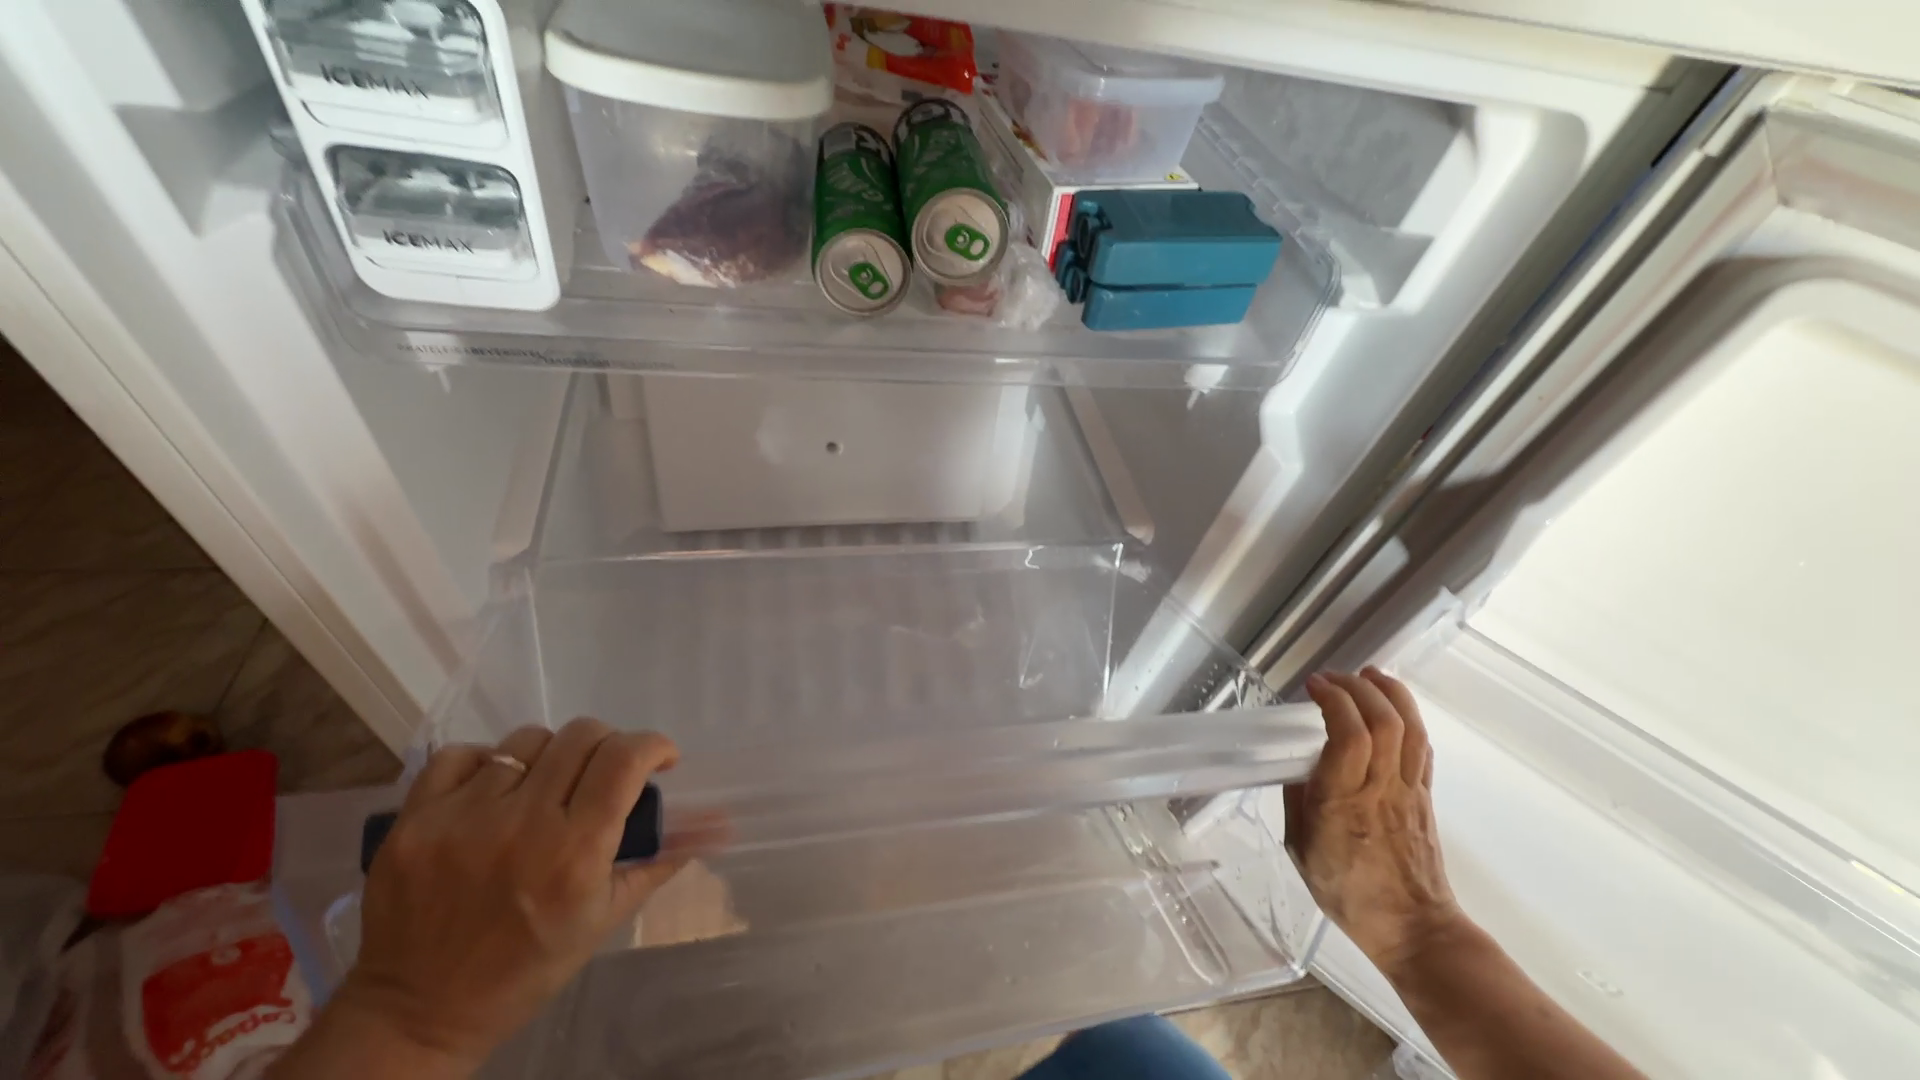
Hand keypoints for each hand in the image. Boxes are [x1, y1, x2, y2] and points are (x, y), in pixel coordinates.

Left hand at [332, 720, 694, 1069]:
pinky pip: (462, 754)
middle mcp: (521, 824)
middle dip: (609, 745)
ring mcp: (462, 818)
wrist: (419, 1011)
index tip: (660, 759)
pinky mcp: (415, 819)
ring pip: (527, 740)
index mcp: (575, 853)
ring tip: (546, 786)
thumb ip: (659, 861)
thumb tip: (718, 826)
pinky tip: (494, 790)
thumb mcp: (604, 918)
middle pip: (581, 736)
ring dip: (551, 755)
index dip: (653, 745)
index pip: (624, 759)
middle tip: (606, 773)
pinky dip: (487, 762)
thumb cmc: (527, 969)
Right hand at [1286, 669, 1467, 978]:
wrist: (1413, 927)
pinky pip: (1421, 746)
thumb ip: (1298, 801)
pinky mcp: (1426, 795)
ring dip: (1390, 693)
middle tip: (1335, 678)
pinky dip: (1407, 717)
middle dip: (1359, 687)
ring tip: (1368, 675)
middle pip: (1384, 720)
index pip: (1349, 734)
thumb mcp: (1300, 848)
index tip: (1314, 686)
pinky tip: (1391, 707)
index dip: (1334, 700)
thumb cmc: (1346, 892)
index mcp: (1343, 800)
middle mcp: (1380, 787)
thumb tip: (1300, 769)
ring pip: (1410, 727)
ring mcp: (1409, 789)